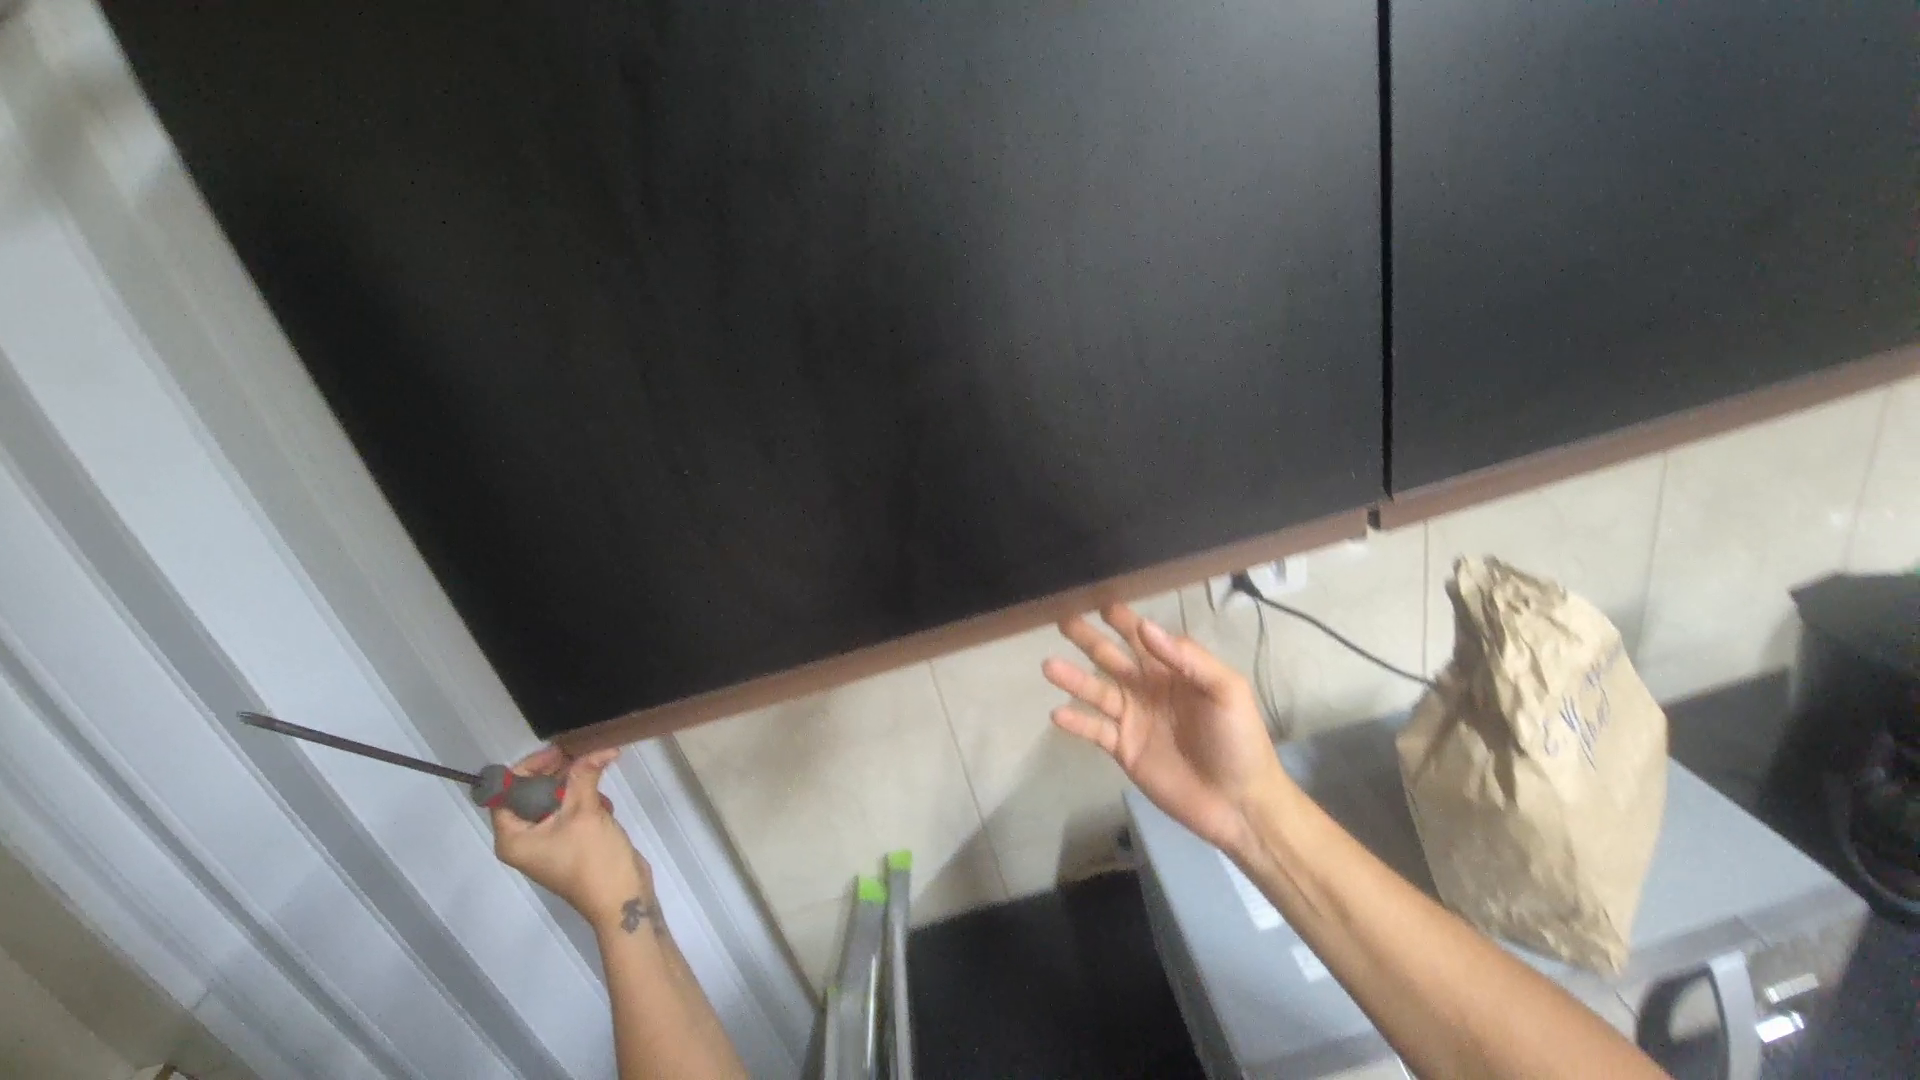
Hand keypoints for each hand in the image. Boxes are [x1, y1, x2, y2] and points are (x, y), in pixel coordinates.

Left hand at [490, 745, 651, 931]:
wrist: (621, 897)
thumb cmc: (592, 858)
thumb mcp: (585, 812)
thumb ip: (584, 776)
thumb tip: (599, 750)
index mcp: (513, 837)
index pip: (506, 792)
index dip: (529, 768)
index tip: (559, 752)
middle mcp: (525, 839)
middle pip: (531, 793)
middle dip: (557, 772)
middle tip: (582, 754)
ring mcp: (548, 842)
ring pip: (554, 800)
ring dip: (575, 785)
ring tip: (597, 773)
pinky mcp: (570, 842)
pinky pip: (570, 811)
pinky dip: (585, 800)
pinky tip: (604, 802)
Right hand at [1043, 604, 1293, 855]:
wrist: (1239, 803)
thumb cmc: (1238, 740)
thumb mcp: (1227, 691)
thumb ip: (1189, 658)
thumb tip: (1146, 627)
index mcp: (1175, 671)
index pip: (1144, 638)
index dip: (1124, 621)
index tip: (1101, 603)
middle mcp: (1149, 689)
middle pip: (1112, 658)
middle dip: (1089, 639)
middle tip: (1064, 620)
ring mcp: (1134, 719)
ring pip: (1097, 692)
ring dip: (1073, 679)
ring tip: (1049, 665)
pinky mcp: (1123, 749)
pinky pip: (1094, 730)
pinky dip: (1076, 723)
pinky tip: (1057, 714)